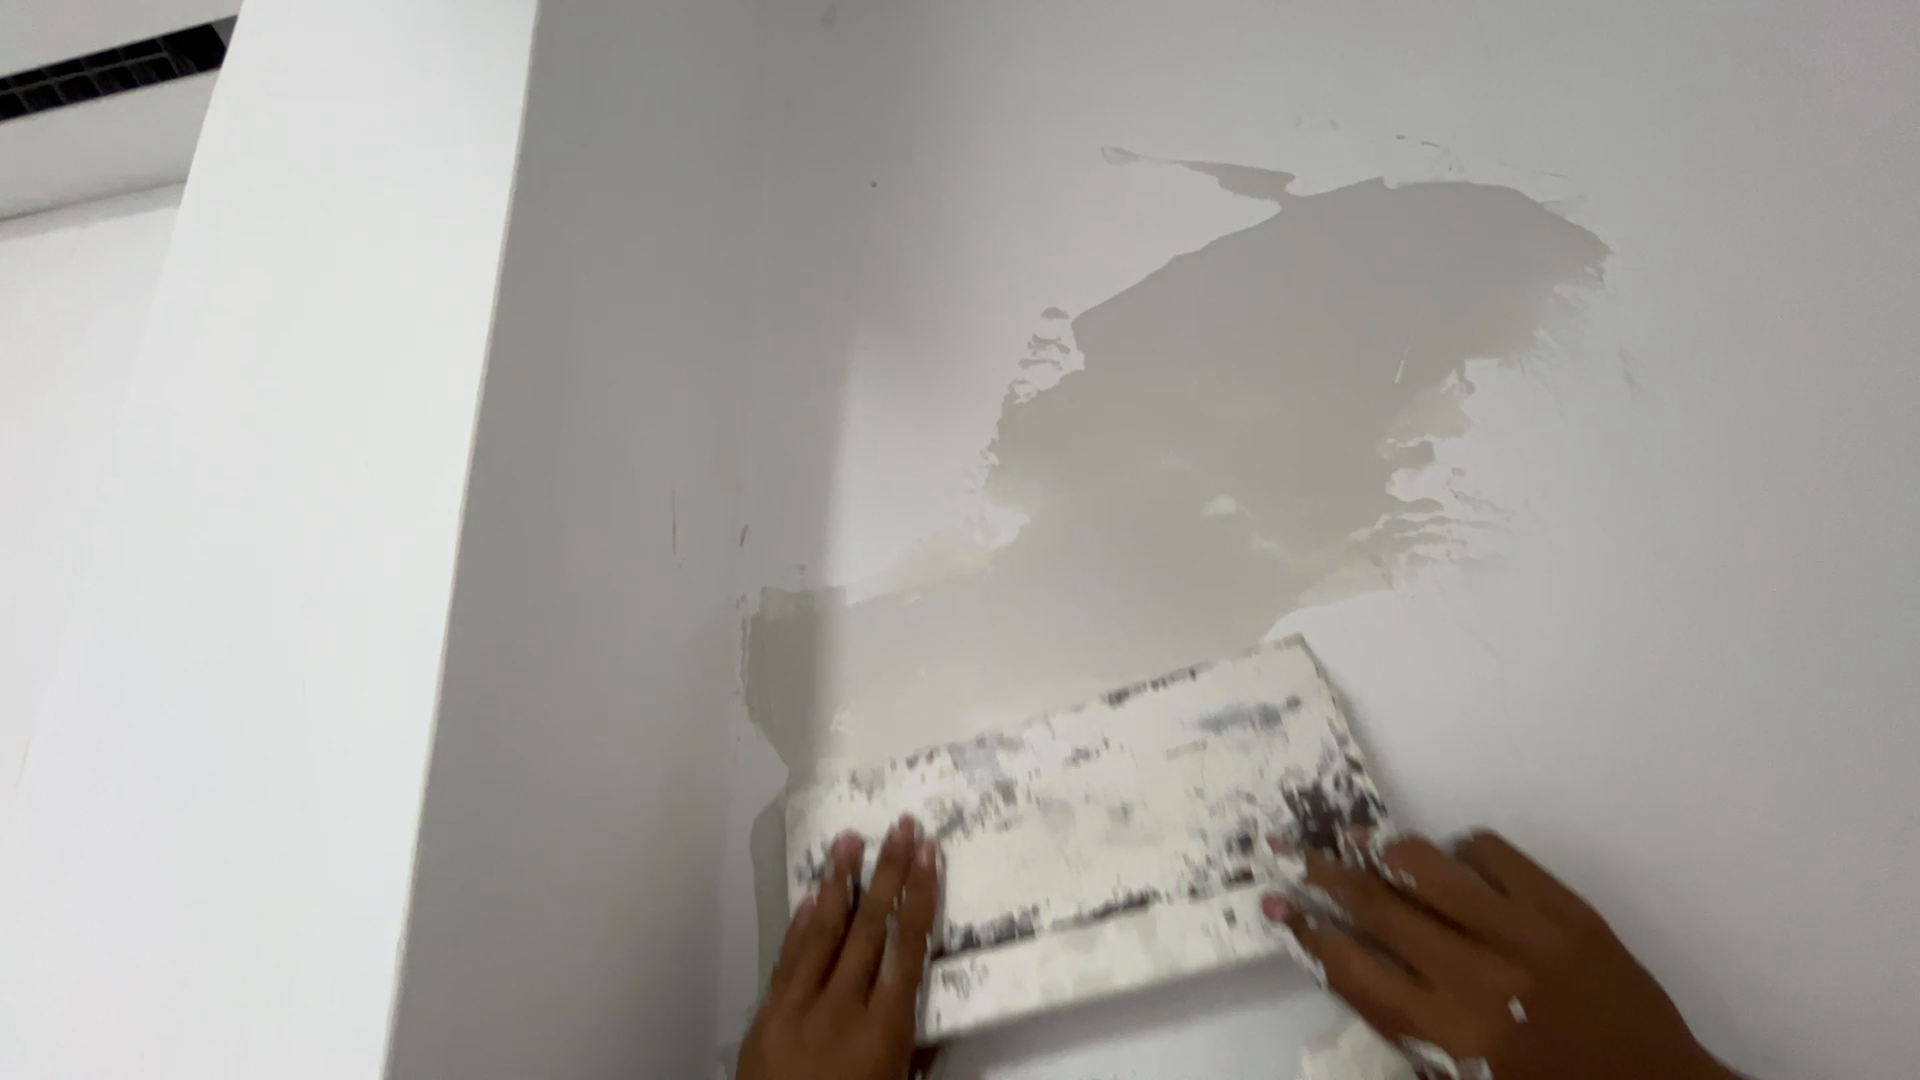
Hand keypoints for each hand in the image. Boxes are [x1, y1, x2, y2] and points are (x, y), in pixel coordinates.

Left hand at [738, 815, 941, 1079]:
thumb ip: (915, 1056)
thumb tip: (933, 1020)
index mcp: (883, 1030)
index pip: (909, 946)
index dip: (921, 894)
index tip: (930, 854)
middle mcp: (842, 1008)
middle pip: (871, 925)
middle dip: (889, 871)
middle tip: (901, 826)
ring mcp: (798, 1008)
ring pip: (825, 931)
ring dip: (840, 881)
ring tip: (851, 838)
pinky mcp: (765, 1016)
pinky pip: (787, 959)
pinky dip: (801, 925)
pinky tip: (812, 895)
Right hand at [1262, 829, 1737, 1079]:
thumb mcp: (1464, 1073)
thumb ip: (1401, 1018)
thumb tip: (1339, 949)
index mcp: (1455, 1033)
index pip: (1353, 968)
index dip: (1305, 930)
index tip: (1274, 904)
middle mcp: (1482, 979)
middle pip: (1378, 907)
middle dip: (1325, 875)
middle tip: (1292, 852)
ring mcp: (1527, 937)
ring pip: (1426, 864)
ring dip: (1384, 849)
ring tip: (1365, 842)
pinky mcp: (1567, 910)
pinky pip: (1490, 851)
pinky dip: (1461, 849)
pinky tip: (1458, 864)